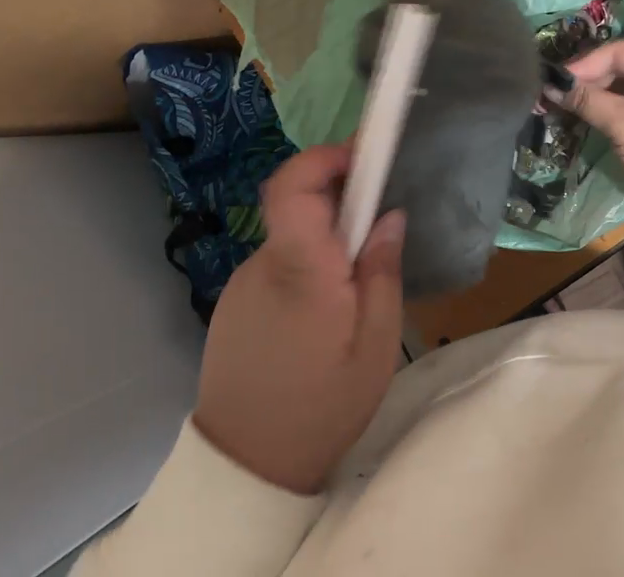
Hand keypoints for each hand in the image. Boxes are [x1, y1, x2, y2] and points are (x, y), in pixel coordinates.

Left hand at [191, 144, 405, 494]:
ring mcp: (242, 286)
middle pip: (298, 207)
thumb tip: (389, 216)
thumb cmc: (323, 404)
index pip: (293, 185)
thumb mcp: (377, 343)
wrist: (245, 467)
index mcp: (300, 268)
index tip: (366, 157)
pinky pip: (279, 267)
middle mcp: (263, 265)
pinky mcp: (235, 306)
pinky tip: (325, 315)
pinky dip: (308, 268)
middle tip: (383, 233)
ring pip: (292, 240)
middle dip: (342, 205)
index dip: (325, 157)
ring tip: (358, 290)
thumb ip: (382, 271)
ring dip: (327, 243)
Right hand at [556, 40, 623, 213]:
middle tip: (554, 92)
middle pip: (618, 64)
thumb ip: (587, 100)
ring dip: (592, 91)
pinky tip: (582, 110)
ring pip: (619, 81)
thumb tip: (550, 86)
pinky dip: (604, 103)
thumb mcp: (622, 123)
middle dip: (586, 78)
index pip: (617, 51)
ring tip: (563, 101)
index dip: (585, 63)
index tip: (556, 80)